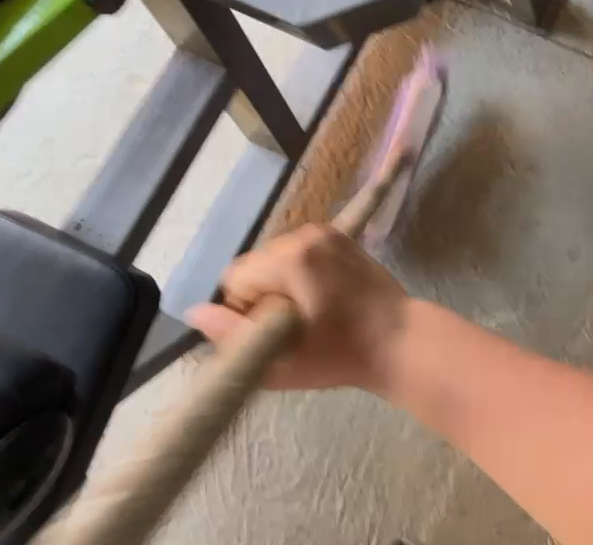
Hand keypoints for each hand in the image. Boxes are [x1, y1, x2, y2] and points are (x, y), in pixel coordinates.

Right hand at [185, 224, 412, 392]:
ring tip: (310, 312)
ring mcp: (327, 231)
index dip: (244, 310)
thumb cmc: (340, 355)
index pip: (235, 278)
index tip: (272, 332)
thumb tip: (194, 313)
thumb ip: (231, 336)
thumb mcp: (279, 360)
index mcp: (292, 258)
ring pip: (275, 258)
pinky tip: (321, 296)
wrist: (398, 339)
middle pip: (255, 264)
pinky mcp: (341, 236)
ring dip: (280, 283)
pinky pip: (299, 252)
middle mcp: (307, 234)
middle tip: (292, 325)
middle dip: (261, 295)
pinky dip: (300, 272)